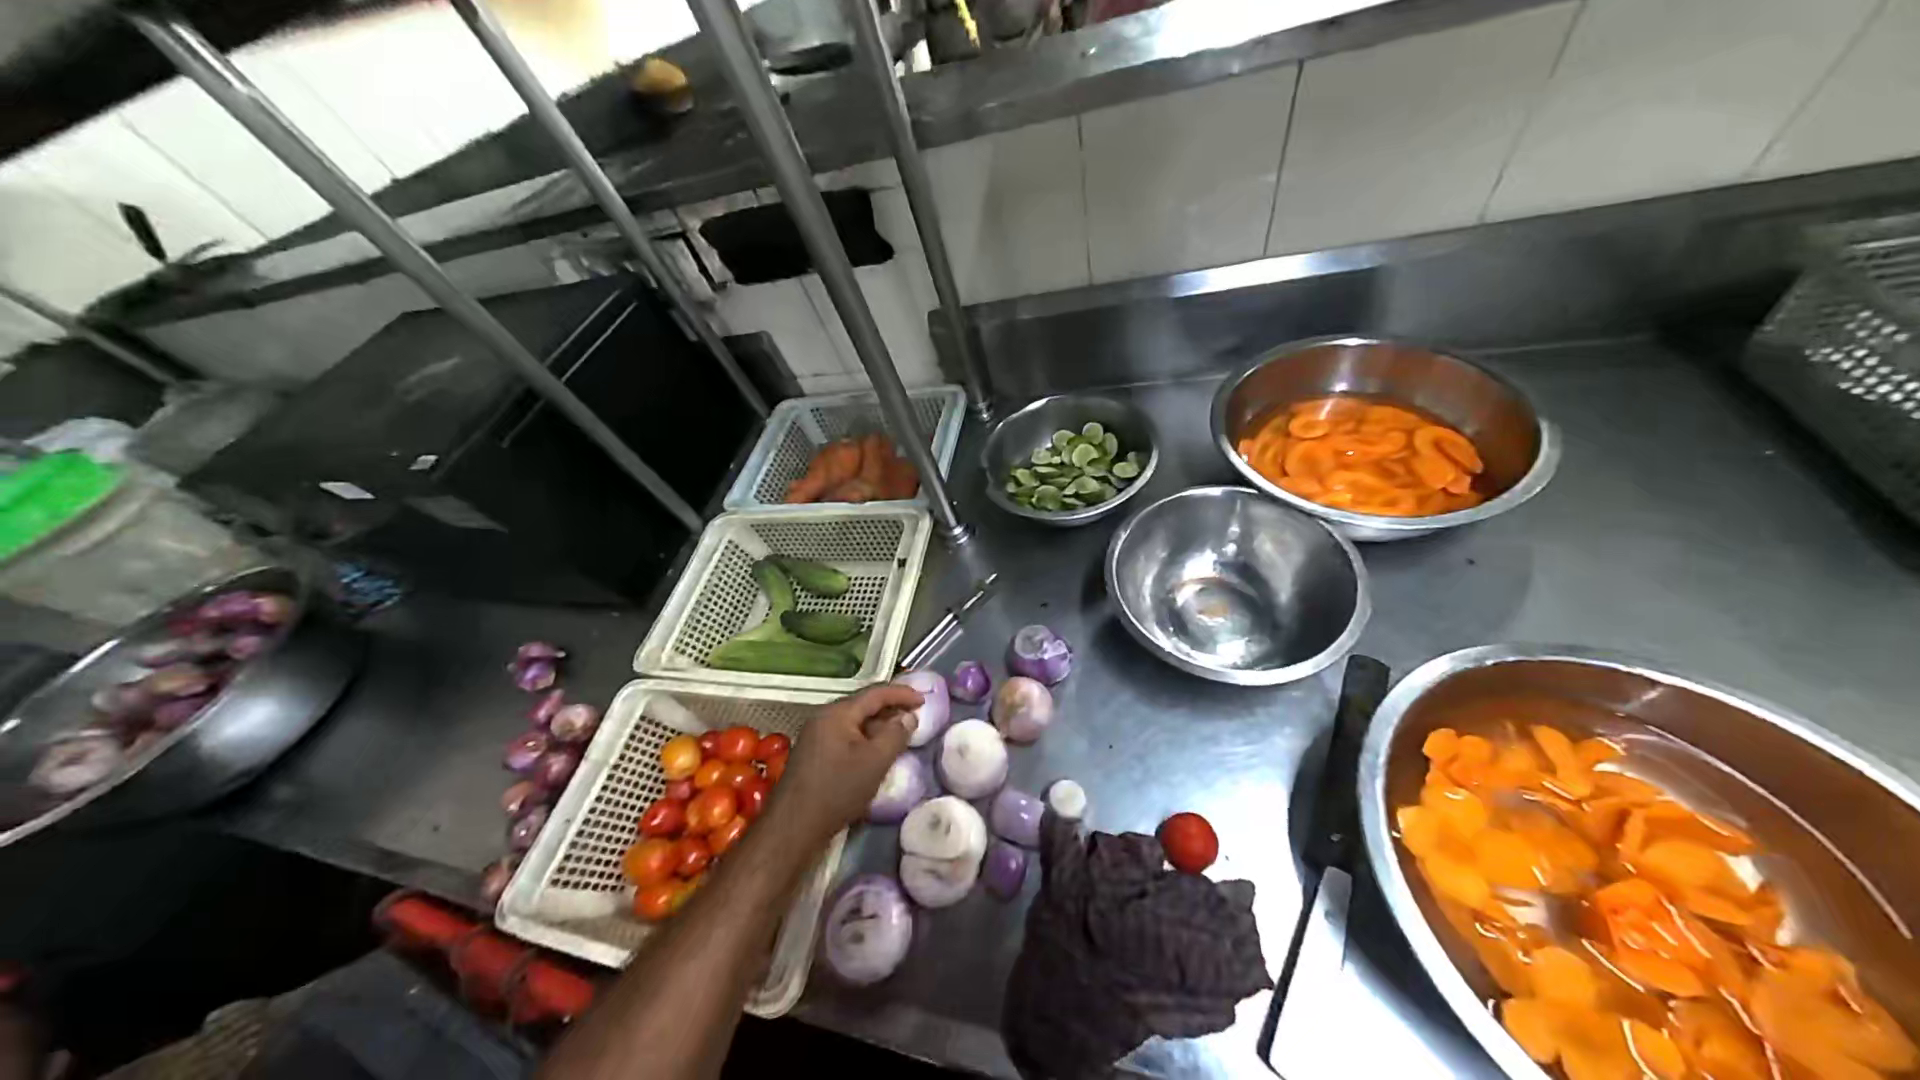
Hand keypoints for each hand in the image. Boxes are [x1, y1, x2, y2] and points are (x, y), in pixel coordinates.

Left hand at [772, 683, 920, 844]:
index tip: (924, 700)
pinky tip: (877, 752)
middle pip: (863, 705)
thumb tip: (908, 717)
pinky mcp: (814, 754)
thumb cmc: (837, 790)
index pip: (875, 693)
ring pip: (854, 722)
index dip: (902, 693)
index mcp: (837, 712)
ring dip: (878, 726)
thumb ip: (895, 735)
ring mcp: (816, 736)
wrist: (794, 826)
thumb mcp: (875, 761)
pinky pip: (846, 737)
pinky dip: (865, 739)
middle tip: (915, 716)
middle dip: (891, 708)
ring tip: (901, 734)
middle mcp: (823, 718)